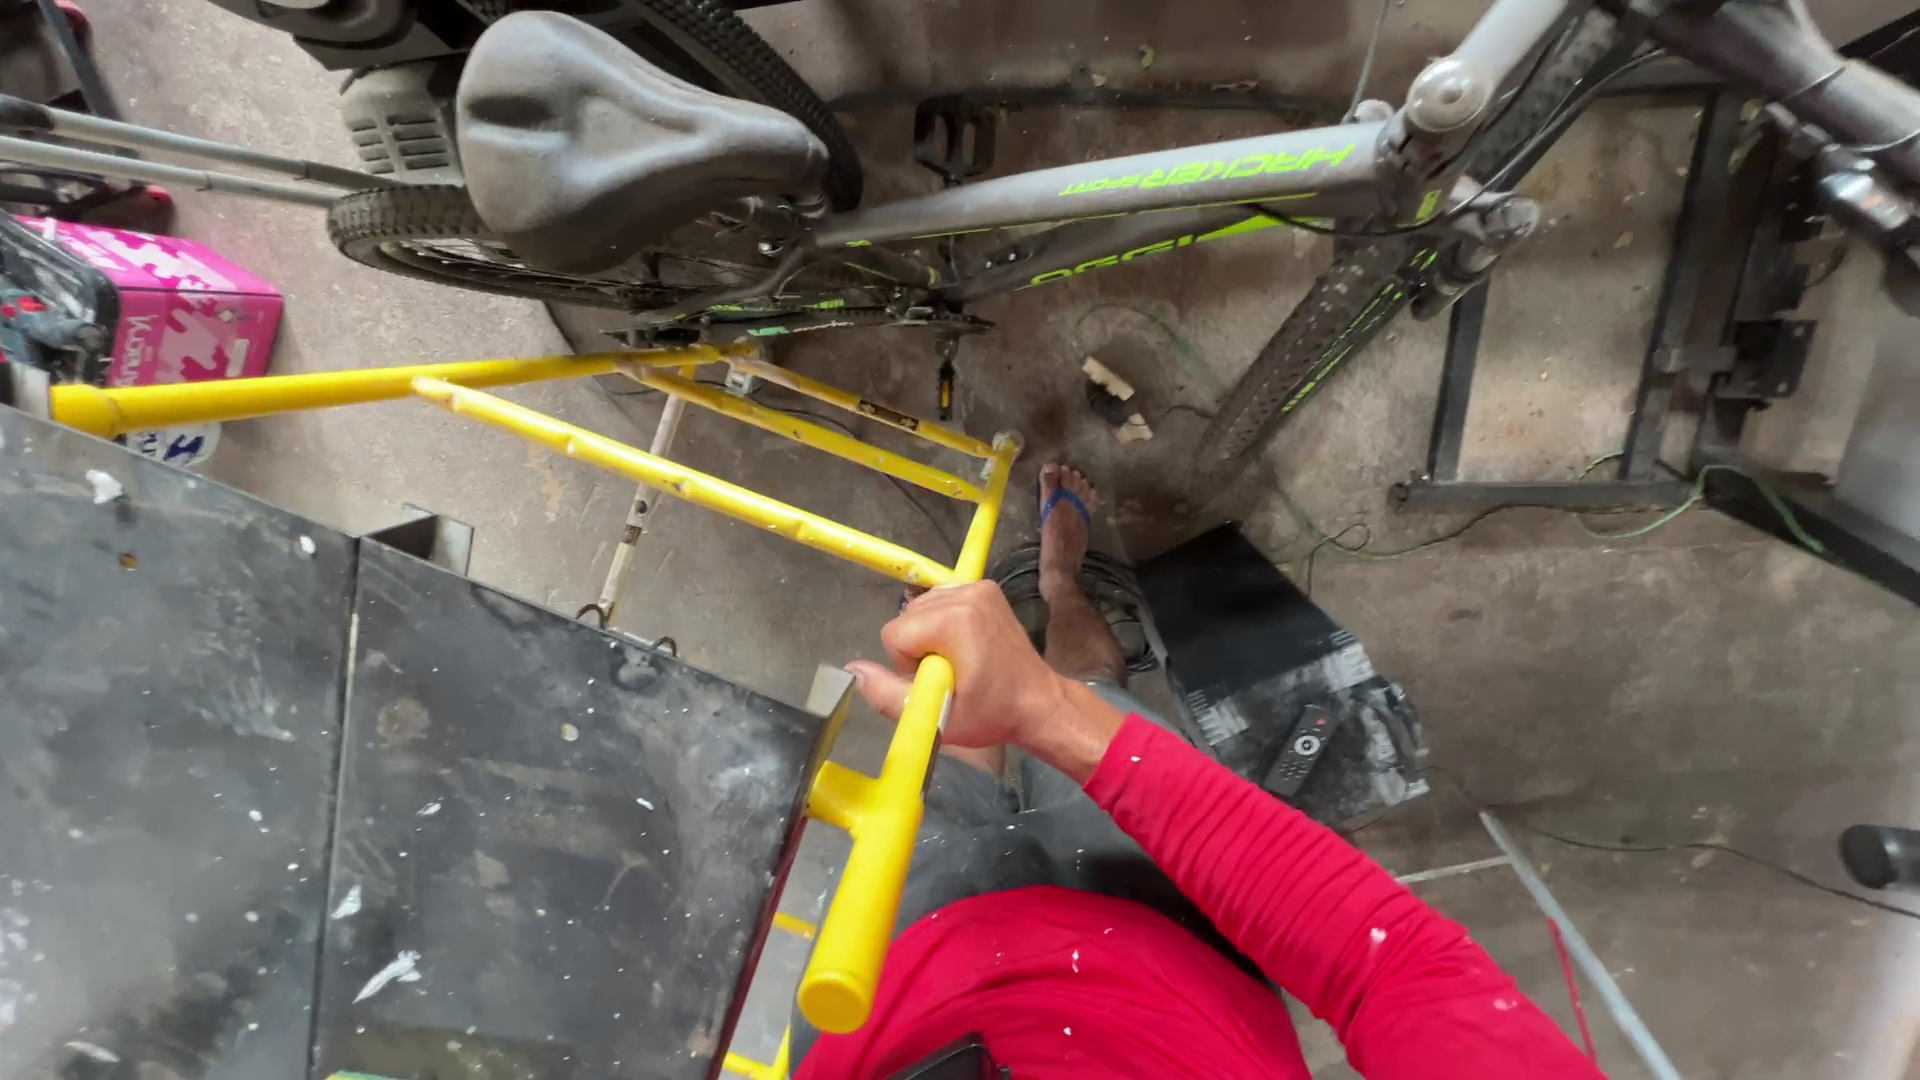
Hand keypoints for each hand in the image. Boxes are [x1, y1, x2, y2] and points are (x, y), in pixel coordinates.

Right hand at [846, 581, 1124, 780]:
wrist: (1037, 702)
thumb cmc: (990, 715)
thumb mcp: (934, 718)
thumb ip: (886, 695)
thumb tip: (853, 669)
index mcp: (954, 619)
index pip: (894, 634)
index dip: (907, 665)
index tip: (938, 681)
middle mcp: (966, 593)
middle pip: (906, 618)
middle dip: (917, 649)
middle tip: (949, 674)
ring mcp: (978, 586)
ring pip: (920, 608)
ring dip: (928, 636)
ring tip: (959, 661)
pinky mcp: (985, 587)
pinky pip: (940, 601)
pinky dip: (942, 623)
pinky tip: (965, 645)